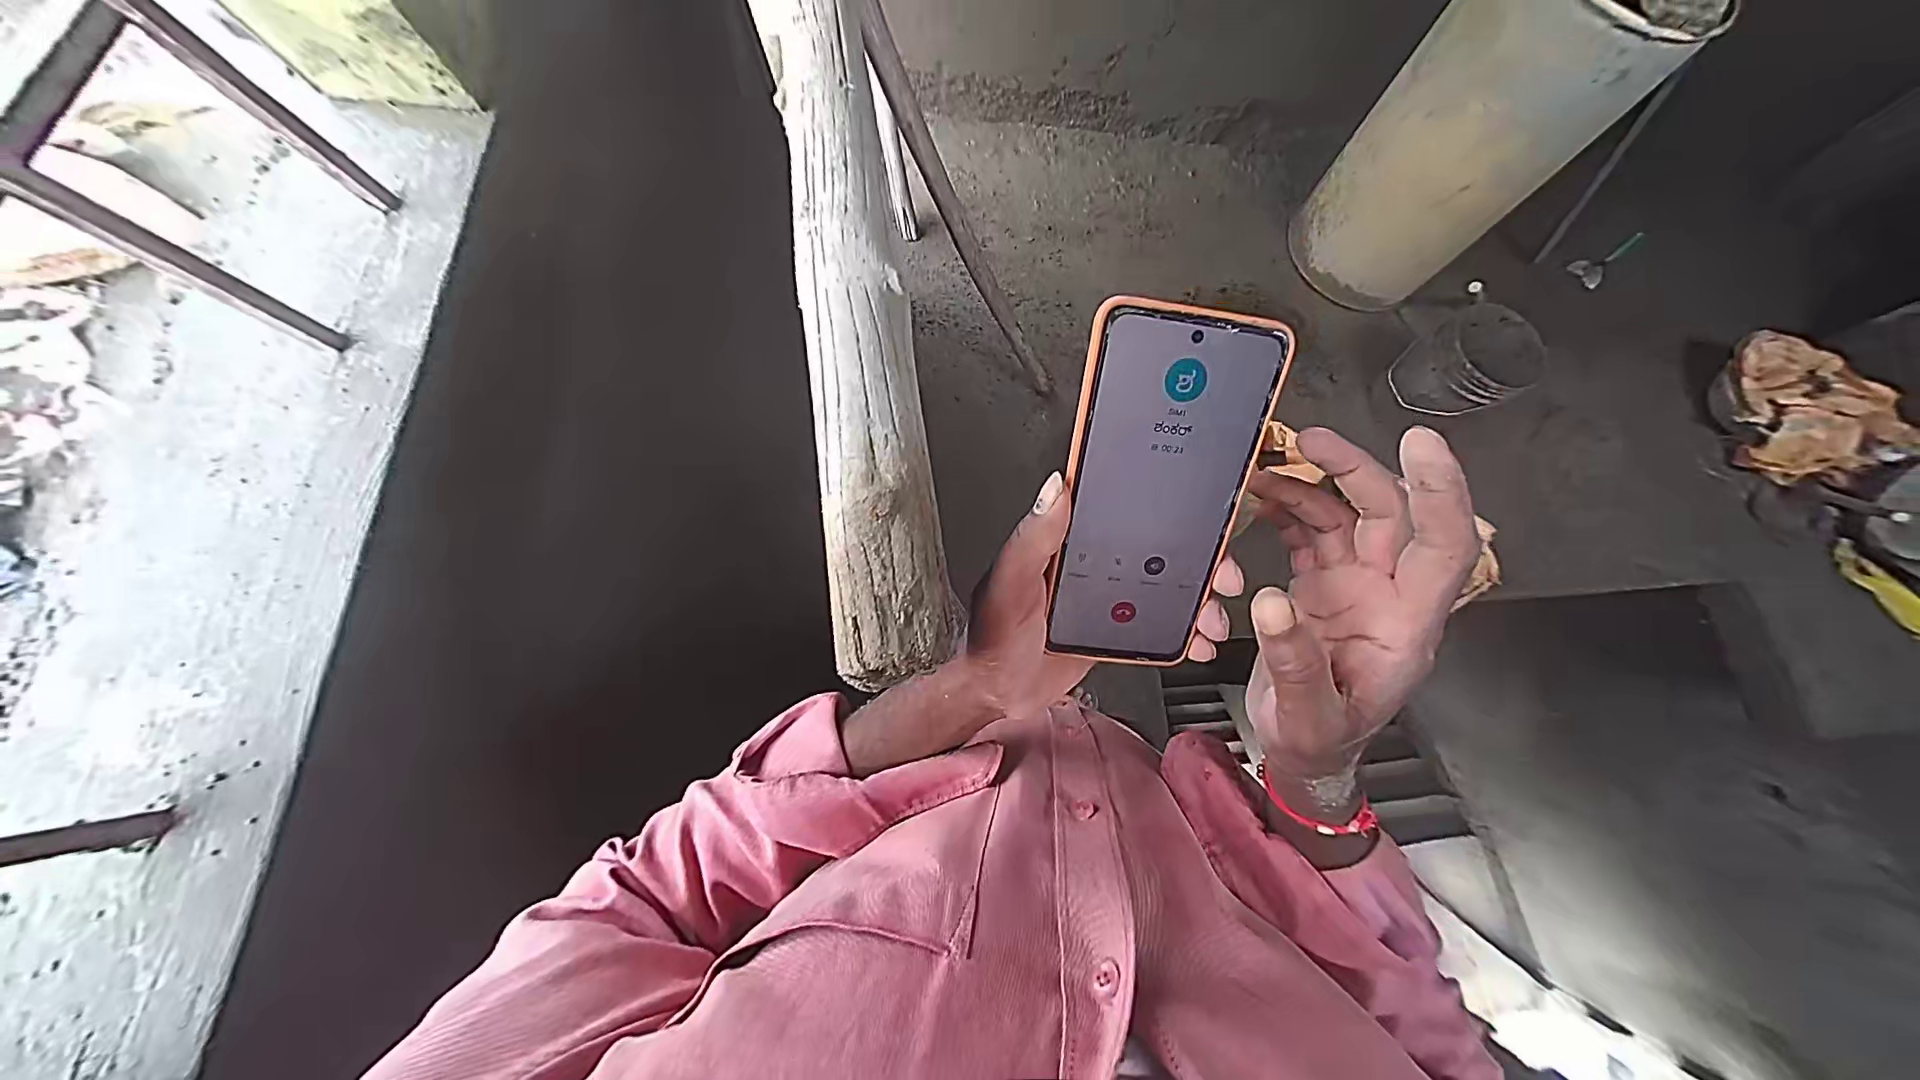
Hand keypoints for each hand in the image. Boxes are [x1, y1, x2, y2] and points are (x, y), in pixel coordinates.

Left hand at [963, 471, 1244, 713]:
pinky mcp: (1113, 631)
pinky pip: (1157, 626)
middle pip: (1156, 551)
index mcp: (1065, 544)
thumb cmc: (992, 634)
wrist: (996, 690)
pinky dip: (1183, 632)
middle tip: (1223, 574)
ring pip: (1166, 589)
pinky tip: (1197, 642)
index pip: (1121, 513)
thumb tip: (1056, 485)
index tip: (1197, 513)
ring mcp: (1106, 600)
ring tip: (1212, 618)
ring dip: (1198, 599)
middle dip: (1198, 560)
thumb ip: (1034, 536)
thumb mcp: (1011, 580)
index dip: (1162, 510)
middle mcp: (1090, 565)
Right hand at [1241, 427, 1478, 816]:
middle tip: (1305, 442)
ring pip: (1344, 517)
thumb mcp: (1310, 716)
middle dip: (1351, 471)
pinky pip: (1310, 534)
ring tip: (1264, 468)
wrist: (1306, 751)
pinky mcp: (1321, 587)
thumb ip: (1294, 661)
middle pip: (1386, 515)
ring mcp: (1353, 587)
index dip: (1439, 491)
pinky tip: (1262, 499)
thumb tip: (1271, 601)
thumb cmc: (1321, 740)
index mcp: (1405, 623)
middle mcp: (1387, 594)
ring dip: (1309, 487)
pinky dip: (1288, 511)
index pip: (1443, 545)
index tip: (1420, 444)